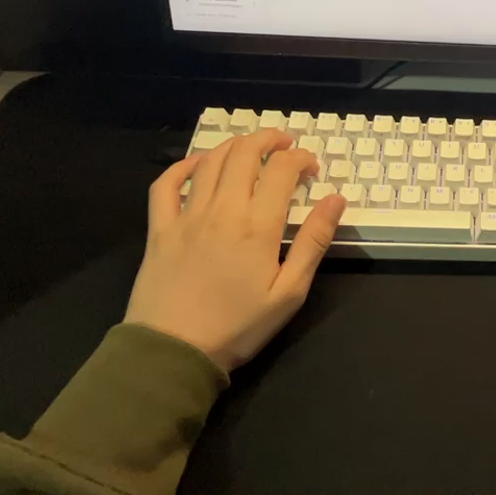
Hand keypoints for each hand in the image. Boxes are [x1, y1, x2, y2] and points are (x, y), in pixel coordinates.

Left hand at [125, 128, 344, 370]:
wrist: (172, 354)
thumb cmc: (238, 327)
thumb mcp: (289, 293)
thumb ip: (314, 242)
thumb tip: (336, 199)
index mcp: (257, 225)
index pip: (282, 169)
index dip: (301, 158)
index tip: (312, 169)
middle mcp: (222, 210)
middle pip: (245, 153)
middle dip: (269, 139)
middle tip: (285, 144)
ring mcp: (186, 216)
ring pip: (210, 161)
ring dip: (235, 145)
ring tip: (252, 147)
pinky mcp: (159, 229)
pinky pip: (165, 185)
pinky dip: (183, 166)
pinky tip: (197, 165)